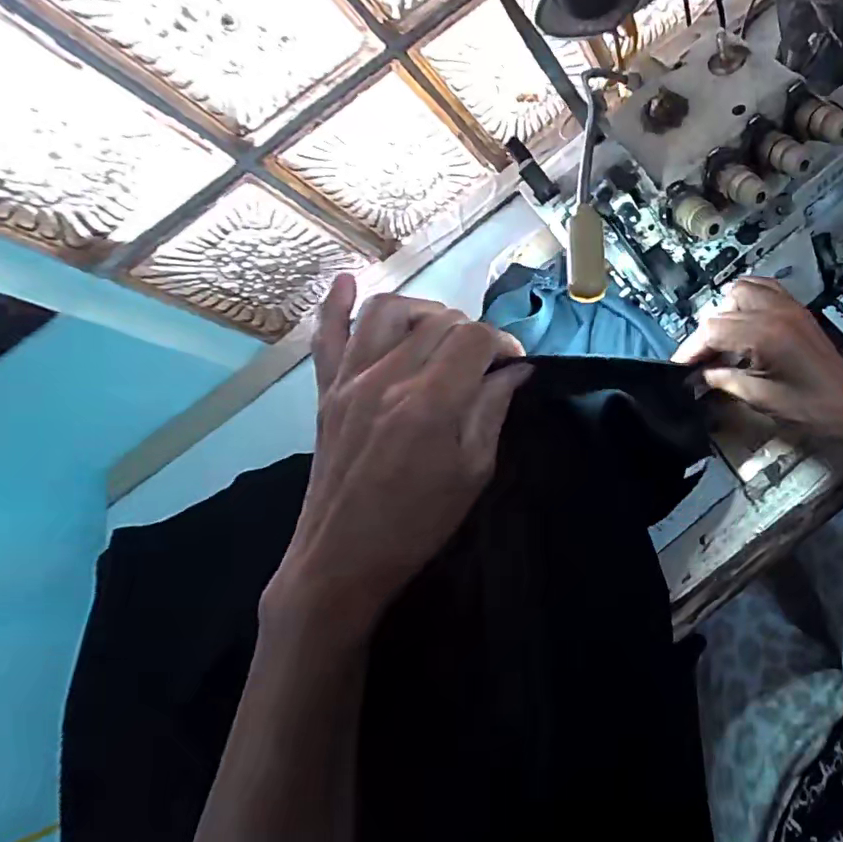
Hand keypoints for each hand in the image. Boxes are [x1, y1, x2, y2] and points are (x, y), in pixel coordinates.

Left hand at [267, 275, 530, 633]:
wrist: (341, 560)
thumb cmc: (417, 524)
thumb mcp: (473, 473)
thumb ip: (493, 410)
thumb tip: (515, 370)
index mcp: (430, 402)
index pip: (475, 338)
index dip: (503, 343)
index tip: (513, 364)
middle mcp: (388, 378)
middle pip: (440, 321)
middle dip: (472, 332)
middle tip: (484, 362)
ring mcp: (350, 381)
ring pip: (389, 310)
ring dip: (424, 311)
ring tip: (440, 333)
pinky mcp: (326, 391)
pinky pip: (327, 335)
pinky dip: (336, 304)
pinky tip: (347, 281)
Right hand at [672, 277, 842, 437]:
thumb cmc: (808, 406)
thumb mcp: (759, 397)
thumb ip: (723, 379)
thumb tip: (698, 374)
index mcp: (764, 335)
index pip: (712, 331)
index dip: (691, 349)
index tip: (679, 367)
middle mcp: (773, 311)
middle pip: (721, 310)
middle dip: (705, 335)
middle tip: (701, 361)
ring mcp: (786, 305)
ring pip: (739, 291)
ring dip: (725, 312)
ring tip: (723, 339)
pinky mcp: (795, 307)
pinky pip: (762, 287)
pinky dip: (746, 298)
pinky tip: (743, 320)